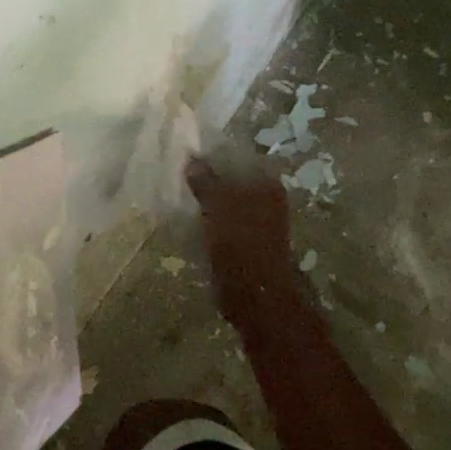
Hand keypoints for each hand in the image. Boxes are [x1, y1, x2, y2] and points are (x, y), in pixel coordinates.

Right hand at [186, 158, 295, 326]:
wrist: (254, 294)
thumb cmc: (239, 240)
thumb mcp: (217, 203)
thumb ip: (205, 180)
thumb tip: (192, 160)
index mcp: (267, 183)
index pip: (239, 158)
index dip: (216, 156)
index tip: (191, 155)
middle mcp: (268, 200)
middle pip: (234, 181)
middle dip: (210, 180)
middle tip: (182, 176)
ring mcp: (260, 224)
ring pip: (229, 204)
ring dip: (209, 203)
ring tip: (182, 198)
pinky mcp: (248, 244)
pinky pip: (226, 225)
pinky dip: (211, 223)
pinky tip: (190, 222)